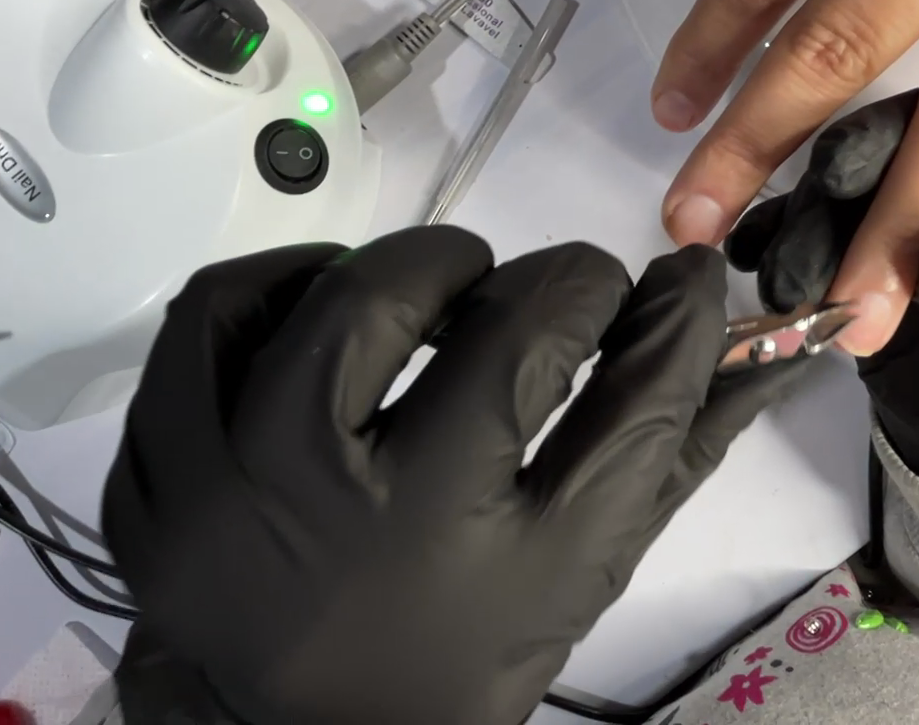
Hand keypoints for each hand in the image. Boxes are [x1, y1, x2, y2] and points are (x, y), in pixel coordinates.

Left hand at [103, 227, 808, 724]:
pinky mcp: (157, 476)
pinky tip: (326, 298)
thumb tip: (761, 347)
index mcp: (505, 577)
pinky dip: (284, 279)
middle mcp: (375, 535)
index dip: (673, 314)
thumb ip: (669, 445)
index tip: (680, 277)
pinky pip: (212, 315)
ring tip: (446, 283)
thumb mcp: (581, 571)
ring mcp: (242, 503)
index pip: (634, 403)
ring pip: (348, 304)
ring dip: (424, 264)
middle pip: (498, 336)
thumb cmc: (453, 654)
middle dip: (558, 280)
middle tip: (552, 290)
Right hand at [726, 91, 918, 527]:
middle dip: (825, 202)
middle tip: (796, 255)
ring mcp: (886, 222)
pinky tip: (746, 259)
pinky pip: (796, 234)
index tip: (835, 176)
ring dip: (791, 232)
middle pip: (871, 160)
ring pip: (825, 197)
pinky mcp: (843, 258)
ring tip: (781, 288)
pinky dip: (767, 243)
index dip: (886, 150)